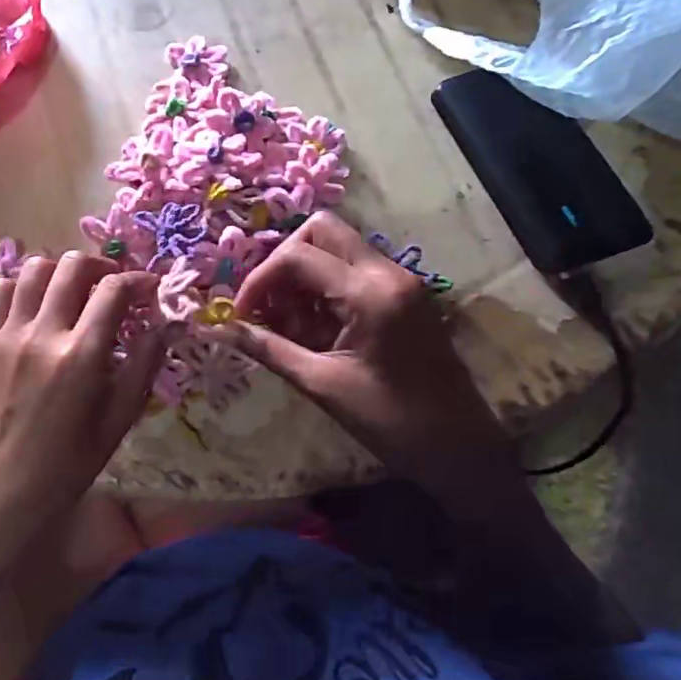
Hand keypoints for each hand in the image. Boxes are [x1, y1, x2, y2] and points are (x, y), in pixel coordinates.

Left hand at [0, 253, 170, 568]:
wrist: (6, 486)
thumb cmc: (72, 460)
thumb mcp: (121, 417)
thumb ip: (145, 363)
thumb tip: (165, 323)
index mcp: (81, 354)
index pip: (114, 289)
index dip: (139, 280)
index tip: (151, 288)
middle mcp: (44, 333)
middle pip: (73, 265)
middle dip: (103, 265)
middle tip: (116, 285)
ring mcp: (10, 333)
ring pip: (35, 268)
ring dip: (63, 270)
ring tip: (79, 290)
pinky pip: (2, 291)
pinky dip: (24, 285)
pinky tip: (40, 304)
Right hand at [217, 212, 512, 474]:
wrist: (461, 448)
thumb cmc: (391, 422)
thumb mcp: (322, 385)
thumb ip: (269, 349)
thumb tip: (219, 330)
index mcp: (370, 292)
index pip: (298, 256)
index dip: (259, 281)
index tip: (241, 316)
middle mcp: (388, 272)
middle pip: (321, 231)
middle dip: (283, 264)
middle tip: (266, 306)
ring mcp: (401, 281)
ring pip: (337, 249)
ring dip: (304, 279)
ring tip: (286, 326)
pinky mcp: (405, 296)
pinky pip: (355, 273)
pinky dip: (326, 292)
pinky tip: (313, 331)